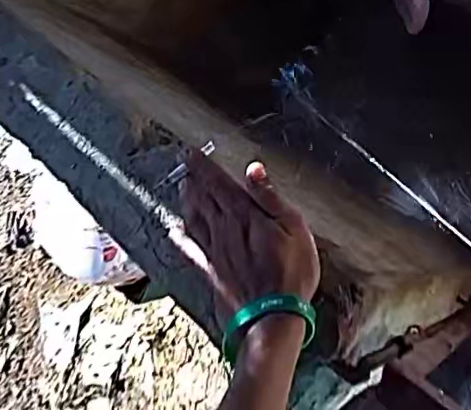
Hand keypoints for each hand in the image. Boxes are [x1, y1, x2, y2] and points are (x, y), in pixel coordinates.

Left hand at [180, 150, 320, 315]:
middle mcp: (224, 232)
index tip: (193, 153)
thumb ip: (270, 197)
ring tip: (183, 187)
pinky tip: (177, 231)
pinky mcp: (212, 273)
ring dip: (188, 201)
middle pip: (204, 200)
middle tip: (185, 164)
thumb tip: (254, 170)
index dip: (206, 168)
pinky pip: (192, 249)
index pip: (220, 185)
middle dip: (195, 180)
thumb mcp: (293, 226)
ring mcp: (215, 253)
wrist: (273, 317)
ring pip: (195, 221)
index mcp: (245, 216)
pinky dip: (183, 236)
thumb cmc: (291, 269)